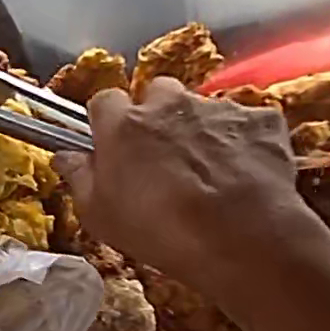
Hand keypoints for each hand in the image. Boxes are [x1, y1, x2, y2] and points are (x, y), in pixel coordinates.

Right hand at [53, 77, 326, 297]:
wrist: (239, 238)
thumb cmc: (153, 228)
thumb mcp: (96, 213)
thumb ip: (78, 176)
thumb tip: (65, 156)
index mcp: (122, 125)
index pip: (104, 99)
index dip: (104, 119)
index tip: (107, 141)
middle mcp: (169, 105)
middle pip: (155, 91)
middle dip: (153, 113)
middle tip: (153, 151)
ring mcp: (220, 109)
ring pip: (199, 107)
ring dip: (193, 127)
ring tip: (199, 167)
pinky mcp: (263, 120)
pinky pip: (242, 122)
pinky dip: (235, 140)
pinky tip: (235, 171)